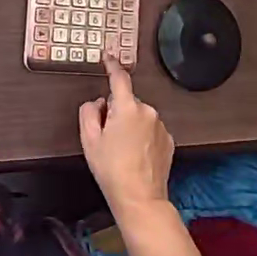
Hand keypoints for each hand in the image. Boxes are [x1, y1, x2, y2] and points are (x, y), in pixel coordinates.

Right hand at [78, 53, 173, 219]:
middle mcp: (148, 112)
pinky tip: (134, 156)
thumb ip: (88, 112)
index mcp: (128, 108)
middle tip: (106, 137)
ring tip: (121, 151)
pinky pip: (149, 130)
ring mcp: (161, 127)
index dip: (112, 65)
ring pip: (138, 117)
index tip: (108, 57)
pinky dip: (141, 137)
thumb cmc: (112, 170)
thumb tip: (97, 104)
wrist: (140, 198)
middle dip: (115, 112)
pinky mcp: (168, 141)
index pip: (119, 78)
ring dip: (129, 126)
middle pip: (126, 102)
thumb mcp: (89, 139)